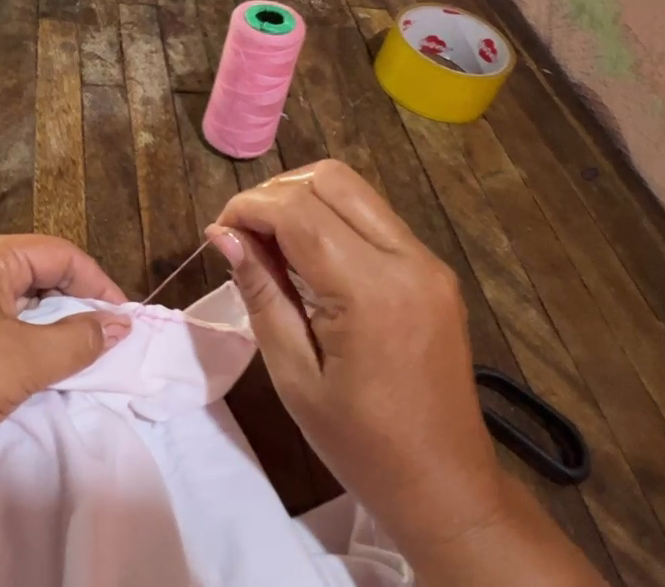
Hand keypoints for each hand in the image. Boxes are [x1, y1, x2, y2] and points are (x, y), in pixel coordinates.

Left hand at [0, 232, 132, 486]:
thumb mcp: (25, 360)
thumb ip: (79, 338)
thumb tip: (119, 323)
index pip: (60, 254)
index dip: (99, 284)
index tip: (127, 322)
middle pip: (39, 272)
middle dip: (76, 305)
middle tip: (107, 342)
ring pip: (19, 301)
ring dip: (51, 327)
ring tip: (79, 358)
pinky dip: (24, 341)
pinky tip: (39, 369)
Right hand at [207, 160, 504, 545]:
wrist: (446, 485)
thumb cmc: (360, 444)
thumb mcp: (293, 374)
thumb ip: (261, 293)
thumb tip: (223, 234)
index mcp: (371, 291)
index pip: (298, 210)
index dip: (248, 207)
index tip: (219, 232)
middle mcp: (407, 260)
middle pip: (331, 178)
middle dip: (275, 193)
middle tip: (244, 234)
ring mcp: (427, 262)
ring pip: (354, 190)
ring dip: (303, 200)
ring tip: (271, 244)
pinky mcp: (433, 271)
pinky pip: (373, 218)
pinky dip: (332, 218)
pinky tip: (308, 258)